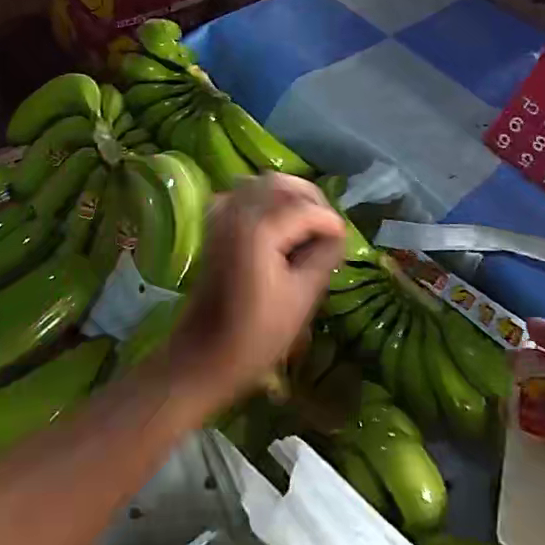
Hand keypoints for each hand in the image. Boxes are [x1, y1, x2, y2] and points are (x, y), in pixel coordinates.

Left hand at [171, 174, 342, 402]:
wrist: (200, 360)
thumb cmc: (255, 336)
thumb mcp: (302, 298)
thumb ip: (324, 256)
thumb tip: (336, 235)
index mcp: (261, 229)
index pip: (309, 209)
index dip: (331, 224)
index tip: (344, 244)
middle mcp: (238, 212)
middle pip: (284, 184)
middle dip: (312, 201)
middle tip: (328, 229)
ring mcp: (222, 217)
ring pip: (262, 185)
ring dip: (289, 198)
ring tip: (307, 226)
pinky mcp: (214, 228)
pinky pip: (243, 196)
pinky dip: (264, 202)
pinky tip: (277, 226)